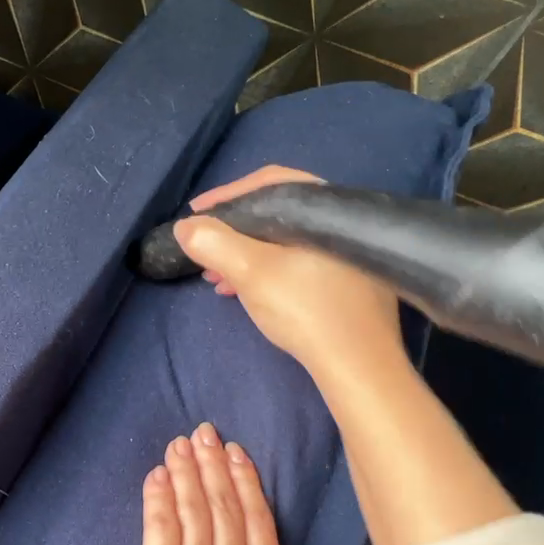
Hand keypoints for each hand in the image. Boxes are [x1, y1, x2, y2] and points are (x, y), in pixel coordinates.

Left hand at [122, 422, 302, 544]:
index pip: (260, 526)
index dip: (247, 486)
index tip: (239, 456)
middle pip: (225, 509)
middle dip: (214, 466)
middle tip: (205, 432)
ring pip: (193, 511)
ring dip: (185, 473)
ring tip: (180, 443)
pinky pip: (160, 529)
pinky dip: (158, 498)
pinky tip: (155, 474)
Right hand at [173, 166, 403, 380]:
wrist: (358, 362)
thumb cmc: (304, 309)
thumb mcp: (250, 273)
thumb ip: (214, 244)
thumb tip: (185, 226)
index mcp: (322, 210)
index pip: (271, 182)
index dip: (228, 194)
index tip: (195, 213)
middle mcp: (340, 224)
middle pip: (277, 212)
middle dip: (233, 228)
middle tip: (202, 245)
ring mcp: (349, 255)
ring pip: (286, 240)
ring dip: (245, 252)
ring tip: (215, 275)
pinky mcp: (351, 283)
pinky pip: (298, 261)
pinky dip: (266, 268)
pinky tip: (245, 291)